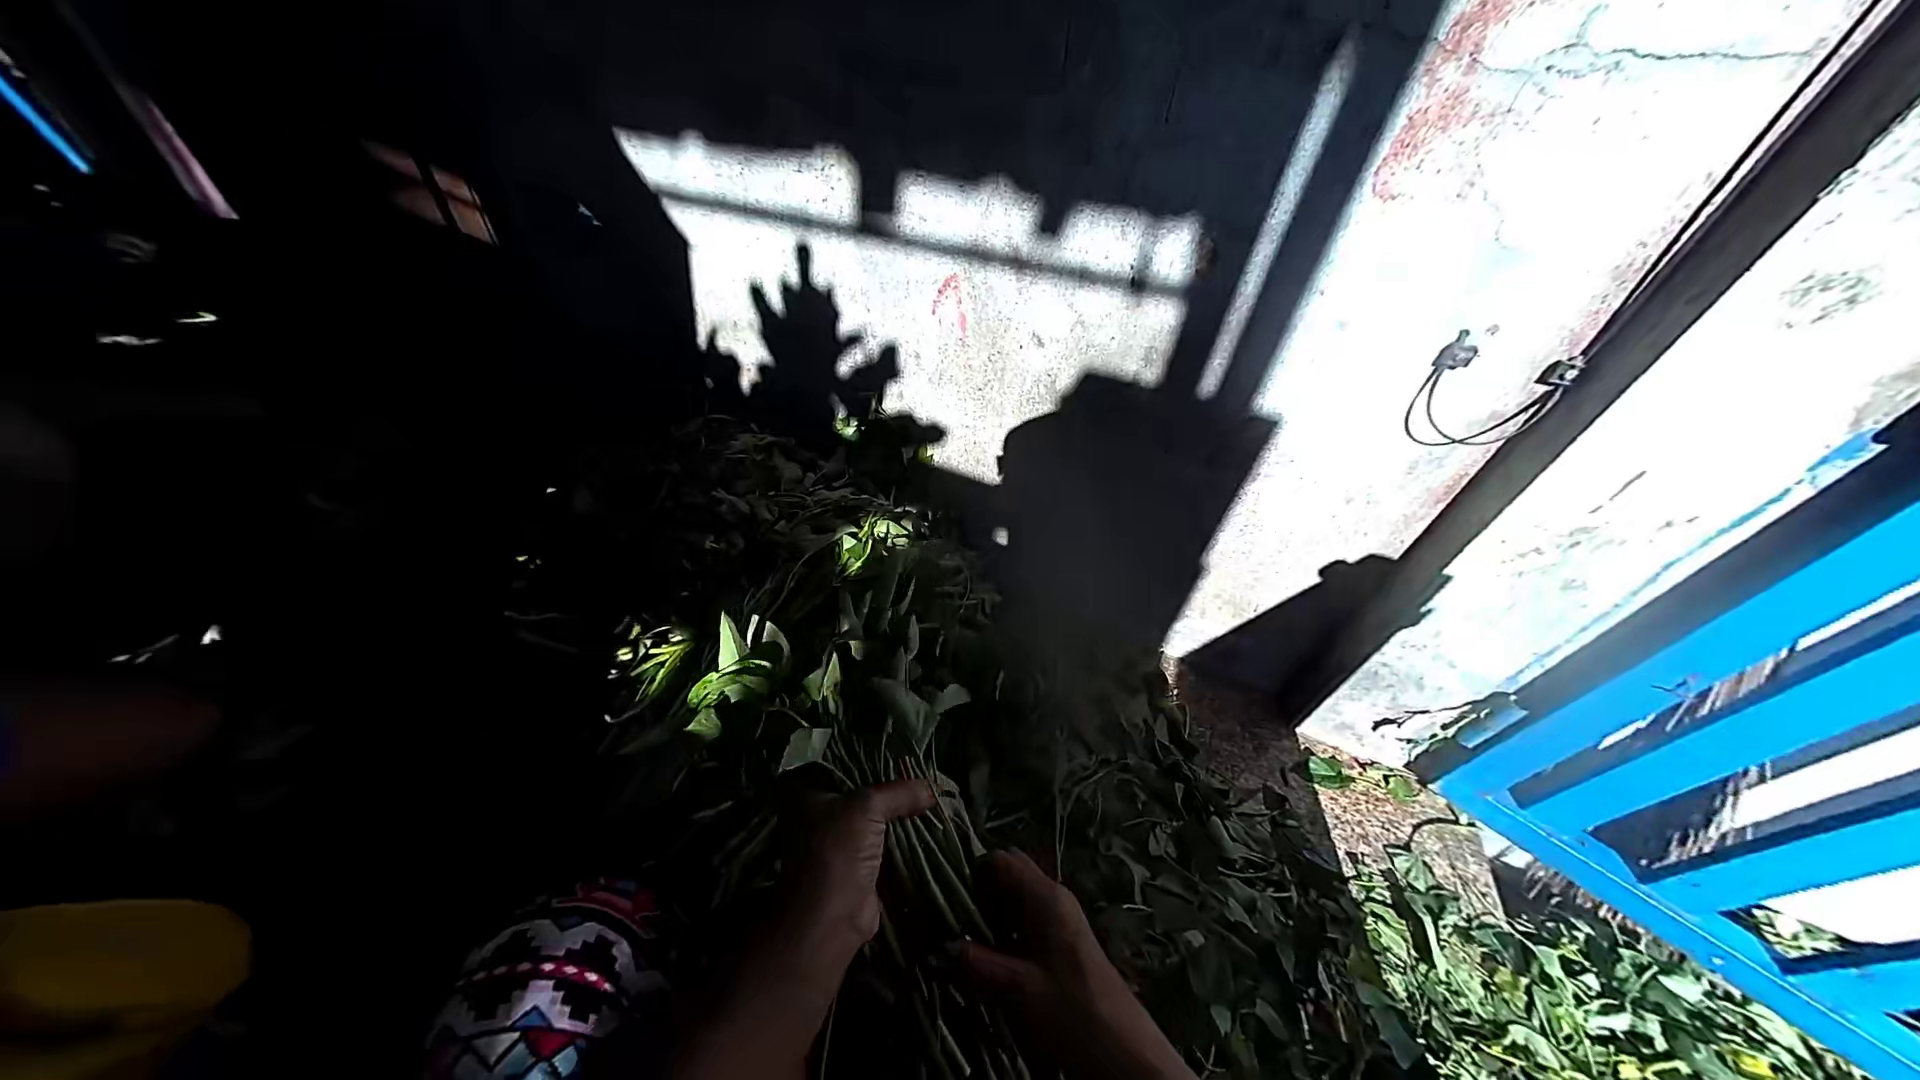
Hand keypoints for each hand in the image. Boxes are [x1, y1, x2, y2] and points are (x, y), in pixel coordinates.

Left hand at [674, 780, 934, 1079]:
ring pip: (870, 817)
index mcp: (804, 792)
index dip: (867, 757)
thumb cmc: (837, 851)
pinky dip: (897, 836)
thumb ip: (899, 792)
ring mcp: (833, 841)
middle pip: (857, 790)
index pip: (839, 762)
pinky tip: (923, 825)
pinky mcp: (852, 864)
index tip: (898, 753)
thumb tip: (932, 789)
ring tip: (926, 797)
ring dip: (894, 813)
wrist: (831, 918)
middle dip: (886, 787)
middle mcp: (814, 813)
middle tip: (918, 774)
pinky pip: (879, 841)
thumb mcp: (868, 806)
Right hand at [958, 850, 1195, 1079]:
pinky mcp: (1060, 944)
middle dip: (974, 893)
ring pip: (1013, 901)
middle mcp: (1053, 898)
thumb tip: (938, 947)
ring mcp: (1059, 920)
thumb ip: (978, 964)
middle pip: (1006, 877)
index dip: (968, 868)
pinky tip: (984, 959)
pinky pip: (1023, 923)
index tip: (940, 892)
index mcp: (1045, 896)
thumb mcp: (1020, 989)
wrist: (1125, 1055)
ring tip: (957, 939)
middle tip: (945, 919)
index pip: (1000, 859)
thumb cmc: (1074, 1012)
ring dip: (986, 916)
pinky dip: (1001, 933)